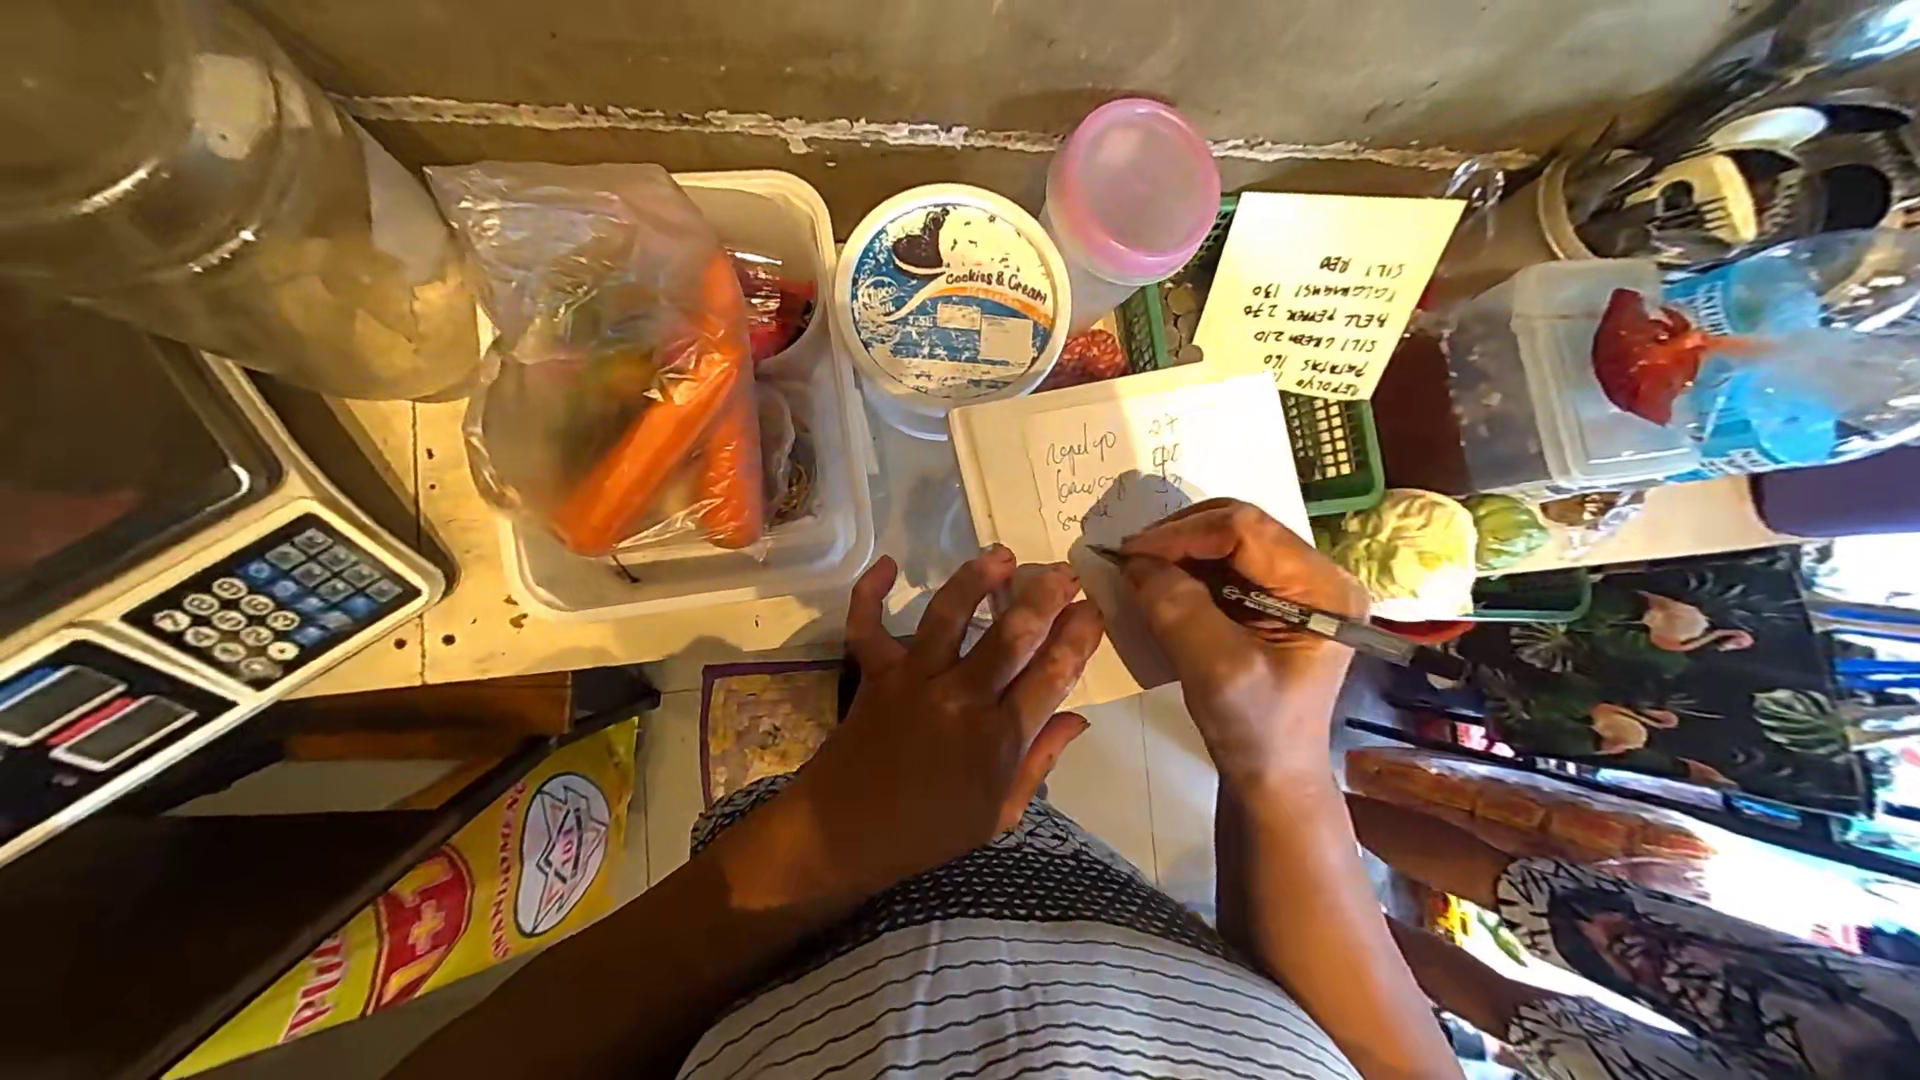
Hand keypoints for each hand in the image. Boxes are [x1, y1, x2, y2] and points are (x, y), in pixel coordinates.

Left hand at [788, 547, 1105, 893]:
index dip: (1079, 637)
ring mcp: (913, 680)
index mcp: (998, 740)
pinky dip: (870, 594)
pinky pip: (868, 626)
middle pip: (1011, 635)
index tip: (1093, 609)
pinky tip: (887, 564)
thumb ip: (1040, 760)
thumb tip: (1079, 717)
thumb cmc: (928, 831)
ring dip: (978, 578)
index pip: (1052, 675)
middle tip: (1064, 571)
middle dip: (1045, 596)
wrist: (843, 835)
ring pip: (948, 615)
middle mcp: (960, 699)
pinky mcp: (875, 674)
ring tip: (1002, 555)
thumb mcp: (998, 814)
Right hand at [1119, 499, 1367, 788]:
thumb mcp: (1215, 669)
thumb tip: (1135, 561)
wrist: (1271, 772)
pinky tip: (1158, 583)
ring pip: (1224, 539)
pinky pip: (1219, 562)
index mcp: (1321, 588)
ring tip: (1139, 570)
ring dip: (1177, 550)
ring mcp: (1292, 583)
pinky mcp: (1269, 596)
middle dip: (1178, 536)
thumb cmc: (1255, 728)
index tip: (1131, 555)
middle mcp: (1314, 574)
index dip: (1182, 534)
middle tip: (1132, 559)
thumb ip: (1177, 608)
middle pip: (1237, 525)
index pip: (1245, 529)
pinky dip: (1182, 566)